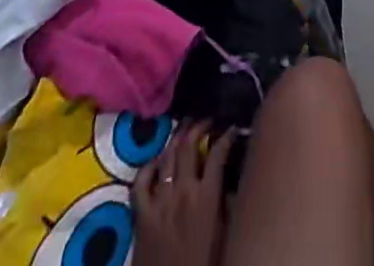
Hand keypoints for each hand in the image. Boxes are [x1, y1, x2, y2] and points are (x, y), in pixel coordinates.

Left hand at [133, 121, 233, 265]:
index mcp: (207, 196)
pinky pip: (140, 182)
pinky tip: (156, 160)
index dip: (226, 136)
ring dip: (176, 140)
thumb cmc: (206, 261)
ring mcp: (159, 201)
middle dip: (198, 127)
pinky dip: (148, 167)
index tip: (232, 128)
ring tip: (184, 130)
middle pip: (188, 147)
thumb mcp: (226, 230)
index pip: (218, 153)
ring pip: (166, 158)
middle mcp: (183, 191)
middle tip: (206, 121)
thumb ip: (229, 200)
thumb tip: (233, 177)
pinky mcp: (141, 214)